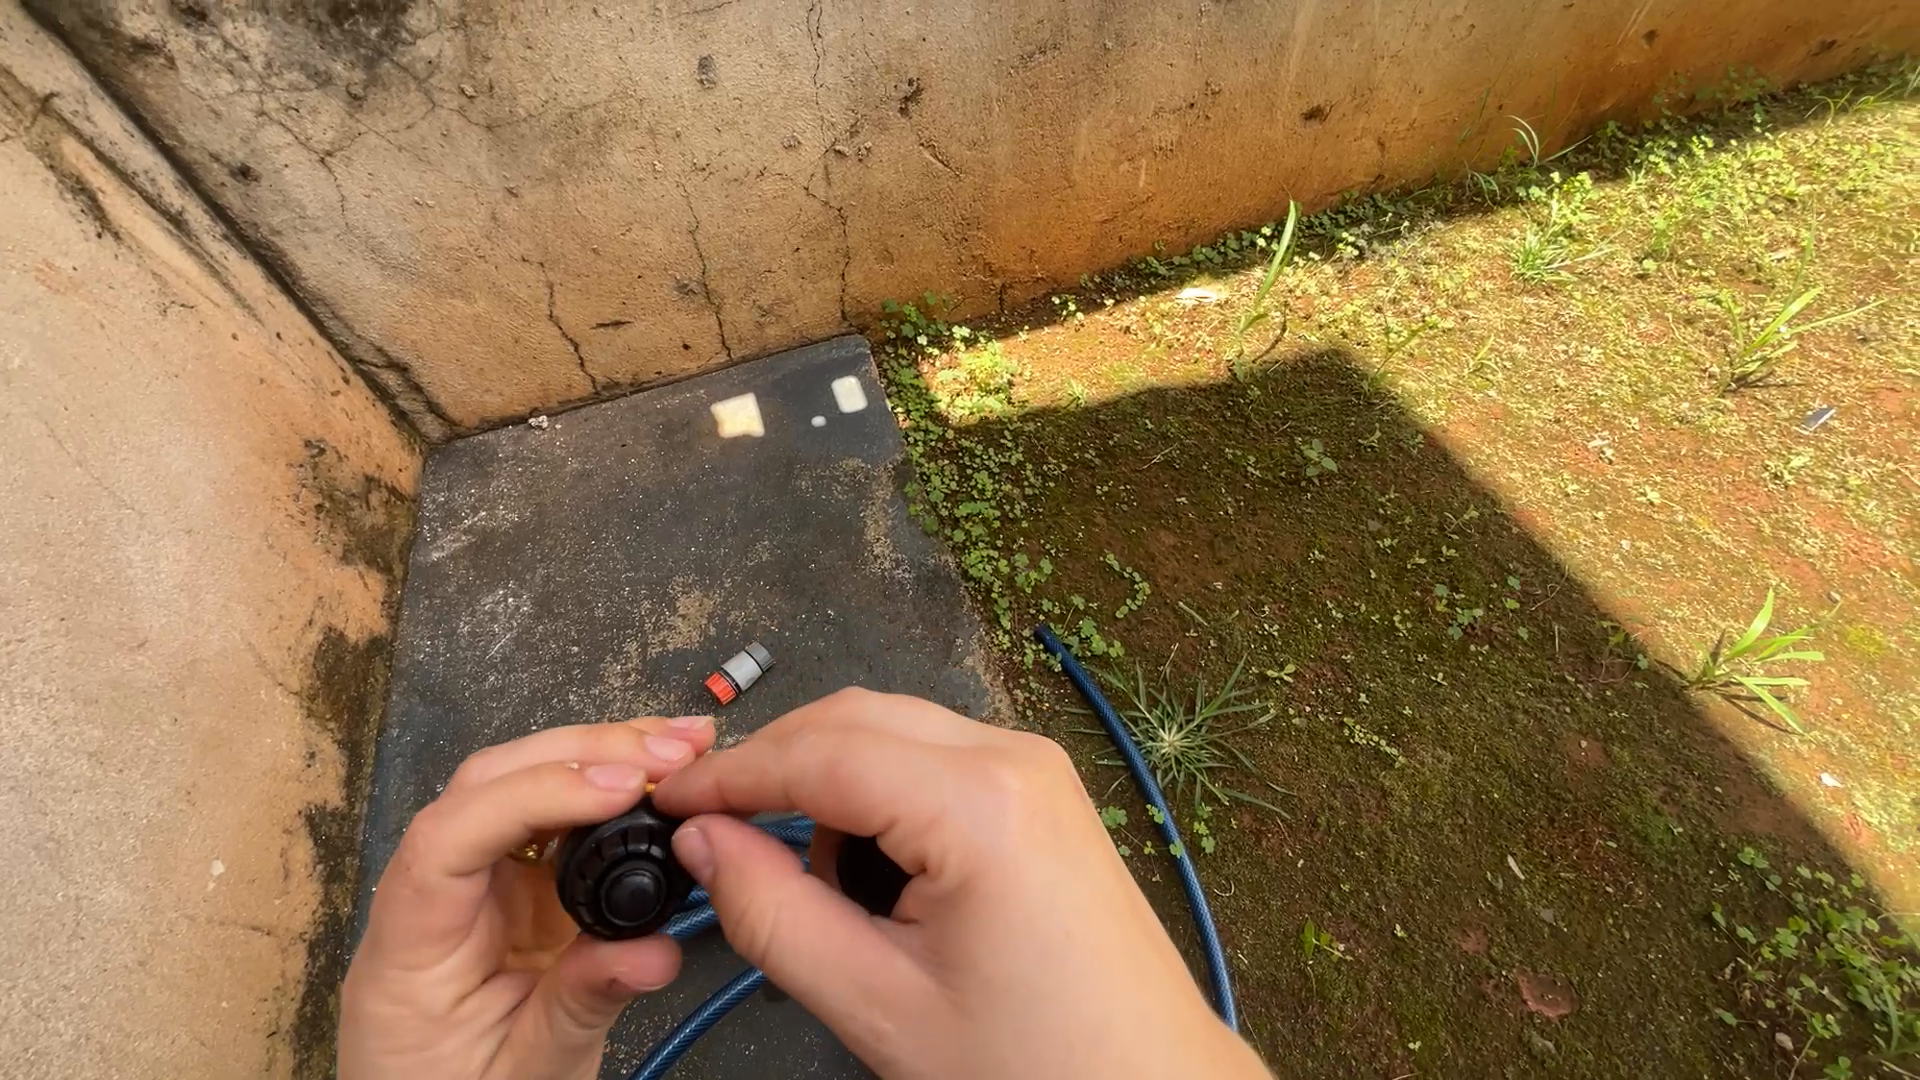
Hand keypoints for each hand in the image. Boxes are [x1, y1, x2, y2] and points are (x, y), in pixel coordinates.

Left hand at [339, 714, 717, 1079]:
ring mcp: (481, 871)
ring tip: (685, 742)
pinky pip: (563, 799)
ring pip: (526, 772)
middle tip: (674, 751)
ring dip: (608, 747)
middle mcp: (437, 890)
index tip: (627, 788)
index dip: (536, 796)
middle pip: (490, 781)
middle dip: (586, 752)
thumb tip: (656, 952)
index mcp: (411, 949)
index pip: (448, 840)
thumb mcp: (528, 1076)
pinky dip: (615, 770)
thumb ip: (579, 1008)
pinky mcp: (524, 868)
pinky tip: (663, 764)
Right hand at [651, 688, 1270, 1079]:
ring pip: (894, 726)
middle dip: (777, 758)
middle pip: (859, 717)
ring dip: (829, 772)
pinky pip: (932, 753)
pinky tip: (872, 858)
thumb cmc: (1025, 1066)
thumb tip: (701, 839)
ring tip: (810, 869)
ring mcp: (1030, 759)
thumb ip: (775, 913)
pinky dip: (879, 785)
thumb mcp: (880, 1005)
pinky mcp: (1037, 781)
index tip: (667, 798)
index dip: (735, 772)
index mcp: (977, 801)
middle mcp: (1009, 751)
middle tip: (714, 822)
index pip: (826, 754)